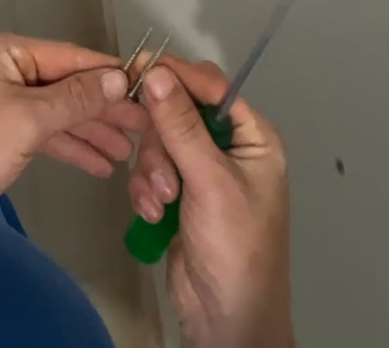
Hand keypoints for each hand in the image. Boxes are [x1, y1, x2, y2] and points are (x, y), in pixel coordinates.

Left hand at [0, 32, 148, 254]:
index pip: (69, 57)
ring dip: (90, 130)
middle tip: (145, 128)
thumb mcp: (28, 120)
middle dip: (103, 107)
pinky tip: (99, 166)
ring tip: (129, 153)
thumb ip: (77, 98)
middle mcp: (1, 69)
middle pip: (65, 84)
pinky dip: (68, 146)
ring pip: (56, 111)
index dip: (109, 74)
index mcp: (3, 51)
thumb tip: (120, 78)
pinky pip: (42, 133)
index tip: (149, 89)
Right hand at [129, 58, 293, 347]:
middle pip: (178, 111)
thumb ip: (180, 125)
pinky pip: (150, 168)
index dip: (176, 76)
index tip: (137, 69)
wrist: (226, 320)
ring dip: (153, 170)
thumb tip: (155, 70)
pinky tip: (152, 214)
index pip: (211, 86)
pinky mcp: (178, 192)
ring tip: (160, 201)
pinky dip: (146, 189)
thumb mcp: (210, 182)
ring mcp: (201, 170)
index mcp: (252, 136)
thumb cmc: (235, 246)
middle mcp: (228, 146)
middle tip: (162, 172)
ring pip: (159, 140)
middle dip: (162, 142)